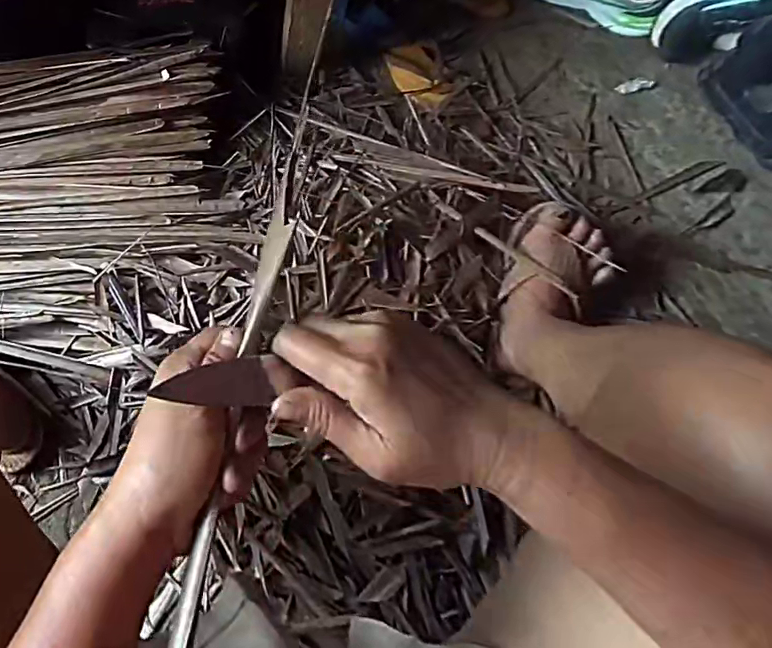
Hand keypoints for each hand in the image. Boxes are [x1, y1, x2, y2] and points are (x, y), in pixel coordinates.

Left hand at [101, 327, 267, 552]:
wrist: (152, 524)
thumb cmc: (163, 464)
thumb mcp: (198, 404)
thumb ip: (222, 368)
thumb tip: (236, 334)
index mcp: (185, 370)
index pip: (227, 342)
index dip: (250, 358)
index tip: (262, 382)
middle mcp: (195, 394)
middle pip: (247, 388)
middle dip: (250, 420)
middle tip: (236, 436)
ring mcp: (205, 427)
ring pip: (250, 426)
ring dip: (243, 454)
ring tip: (223, 468)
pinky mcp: (214, 457)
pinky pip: (244, 456)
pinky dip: (238, 473)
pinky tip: (221, 485)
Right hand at [270, 313, 540, 490]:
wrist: (494, 430)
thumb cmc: (435, 452)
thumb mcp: (374, 454)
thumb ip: (322, 419)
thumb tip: (277, 400)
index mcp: (359, 370)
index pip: (290, 340)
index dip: (282, 364)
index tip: (293, 389)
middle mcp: (369, 334)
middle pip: (305, 325)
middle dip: (301, 354)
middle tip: (322, 390)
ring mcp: (386, 320)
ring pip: (328, 321)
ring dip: (326, 347)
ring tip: (353, 384)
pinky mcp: (399, 317)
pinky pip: (354, 319)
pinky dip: (350, 340)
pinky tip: (375, 371)